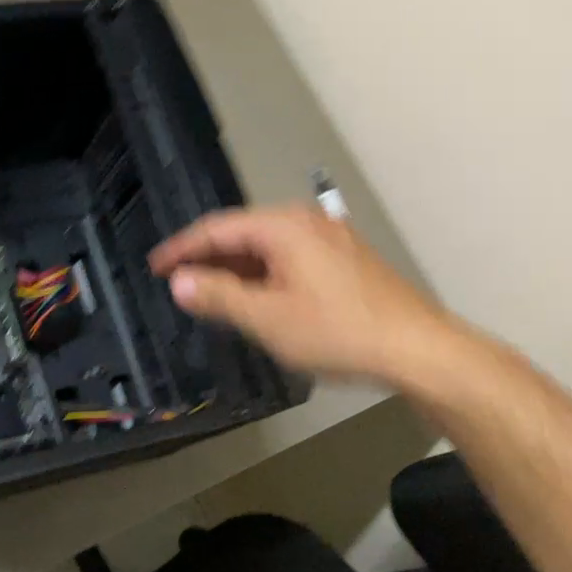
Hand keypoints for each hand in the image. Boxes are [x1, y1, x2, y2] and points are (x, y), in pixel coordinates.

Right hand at [149, 204, 461, 384]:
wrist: (417, 349)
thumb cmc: (337, 331)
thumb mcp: (267, 317)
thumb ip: (218, 296)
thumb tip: (178, 281)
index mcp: (284, 227)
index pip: (217, 228)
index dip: (181, 248)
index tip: (154, 267)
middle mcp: (307, 222)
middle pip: (242, 234)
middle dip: (207, 258)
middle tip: (176, 282)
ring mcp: (330, 239)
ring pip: (266, 248)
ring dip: (234, 269)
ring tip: (207, 295)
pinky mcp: (344, 261)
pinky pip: (287, 259)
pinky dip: (261, 275)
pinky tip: (253, 299)